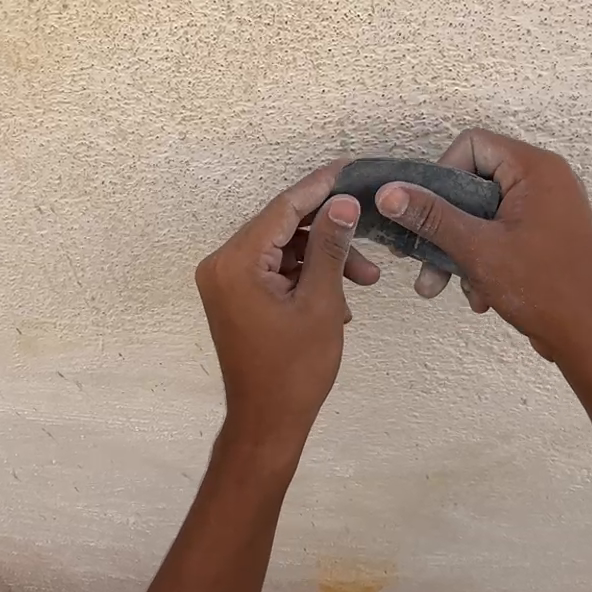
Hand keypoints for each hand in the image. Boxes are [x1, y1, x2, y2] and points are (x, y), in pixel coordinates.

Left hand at [194, 161, 380, 453]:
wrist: (267, 423)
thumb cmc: (295, 370)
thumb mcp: (321, 302)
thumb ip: (331, 246)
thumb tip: (343, 201)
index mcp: (235, 262)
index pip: (283, 208)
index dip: (320, 186)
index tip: (350, 167)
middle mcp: (222, 263)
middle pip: (283, 227)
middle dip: (330, 231)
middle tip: (370, 229)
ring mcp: (225, 280)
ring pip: (283, 249)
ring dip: (324, 258)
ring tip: (367, 279)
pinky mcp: (235, 294)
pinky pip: (274, 269)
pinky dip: (306, 276)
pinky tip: (340, 297)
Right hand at [375, 129, 591, 365]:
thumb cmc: (545, 289)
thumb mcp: (476, 248)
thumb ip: (430, 216)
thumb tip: (388, 193)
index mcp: (536, 169)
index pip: (472, 144)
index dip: (441, 173)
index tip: (426, 209)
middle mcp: (545, 180)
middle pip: (472, 181)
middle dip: (443, 223)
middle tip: (419, 254)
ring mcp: (548, 208)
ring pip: (481, 212)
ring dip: (458, 248)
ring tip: (442, 285)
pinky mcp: (545, 234)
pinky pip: (499, 231)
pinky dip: (481, 258)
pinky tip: (477, 294)